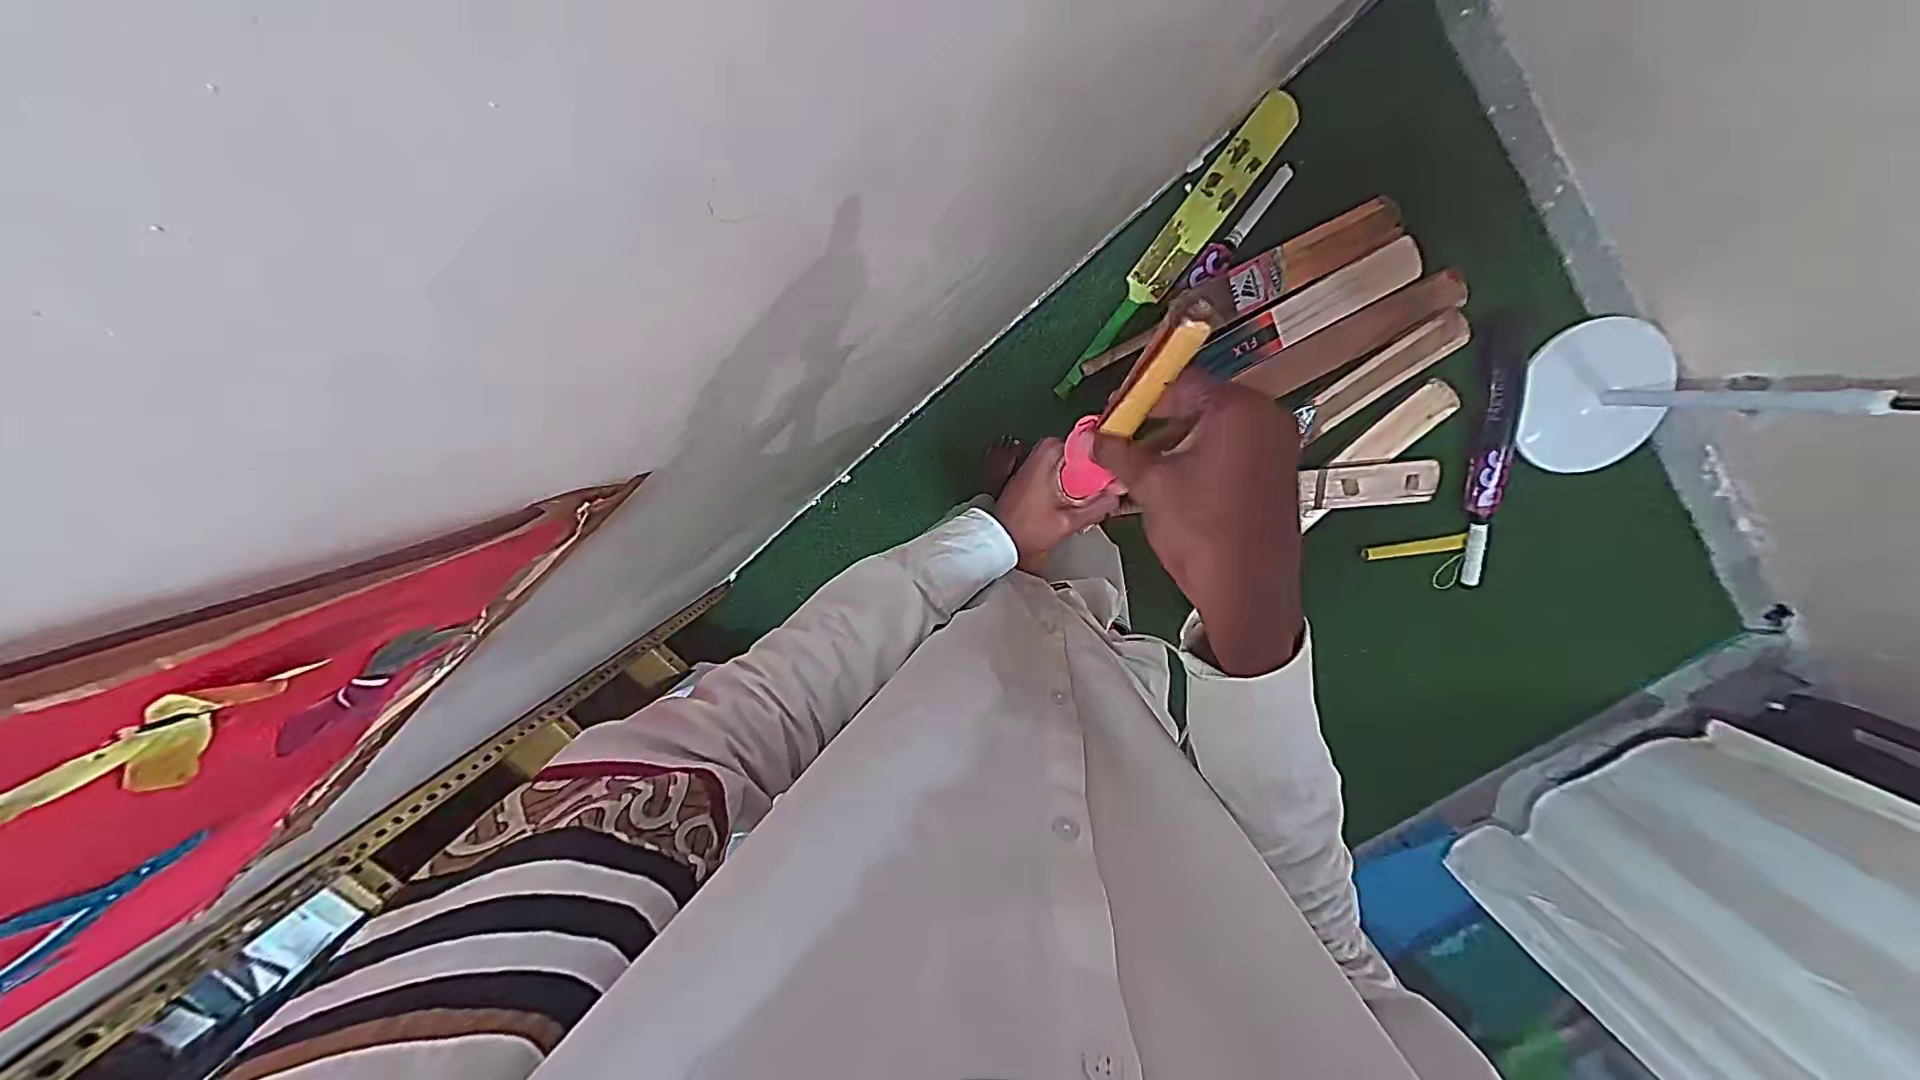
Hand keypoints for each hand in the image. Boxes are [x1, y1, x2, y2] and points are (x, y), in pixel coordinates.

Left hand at [991, 437, 1120, 574]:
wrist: (1001, 538)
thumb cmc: (1026, 530)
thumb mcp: (1070, 521)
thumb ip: (1100, 504)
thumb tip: (1121, 491)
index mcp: (1051, 452)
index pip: (1096, 448)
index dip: (1108, 470)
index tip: (1111, 488)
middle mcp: (1045, 449)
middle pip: (1089, 458)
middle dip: (1096, 481)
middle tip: (1094, 503)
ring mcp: (1041, 458)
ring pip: (1080, 467)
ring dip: (1085, 487)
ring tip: (1078, 508)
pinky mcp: (1040, 469)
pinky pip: (1068, 473)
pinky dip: (1073, 488)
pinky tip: (1070, 506)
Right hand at [1093, 372, 1303, 675]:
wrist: (1245, 589)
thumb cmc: (1210, 538)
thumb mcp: (1151, 485)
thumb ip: (1118, 452)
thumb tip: (1098, 439)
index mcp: (1238, 411)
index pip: (1178, 380)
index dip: (1137, 395)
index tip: (1115, 408)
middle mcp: (1265, 419)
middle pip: (1196, 402)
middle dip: (1152, 420)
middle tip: (1120, 435)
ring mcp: (1274, 445)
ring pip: (1210, 428)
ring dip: (1171, 441)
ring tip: (1137, 461)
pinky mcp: (1273, 470)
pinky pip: (1227, 449)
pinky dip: (1194, 456)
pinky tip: (1166, 476)